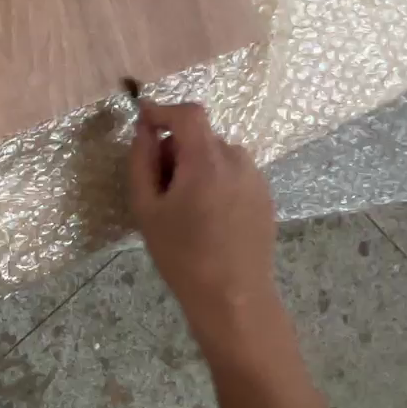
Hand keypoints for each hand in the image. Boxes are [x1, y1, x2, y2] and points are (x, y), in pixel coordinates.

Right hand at [128, 101, 282, 349]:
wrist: (232, 296)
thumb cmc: (181, 254)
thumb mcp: (146, 208)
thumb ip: (142, 161)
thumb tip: (145, 131)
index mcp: (206, 161)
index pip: (188, 114)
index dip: (163, 110)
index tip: (142, 120)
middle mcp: (237, 160)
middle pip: (200, 135)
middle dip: (175, 147)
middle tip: (157, 184)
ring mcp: (256, 177)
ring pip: (216, 154)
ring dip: (194, 164)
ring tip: (181, 205)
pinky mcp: (264, 194)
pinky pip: (232, 172)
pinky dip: (213, 179)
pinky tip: (205, 216)